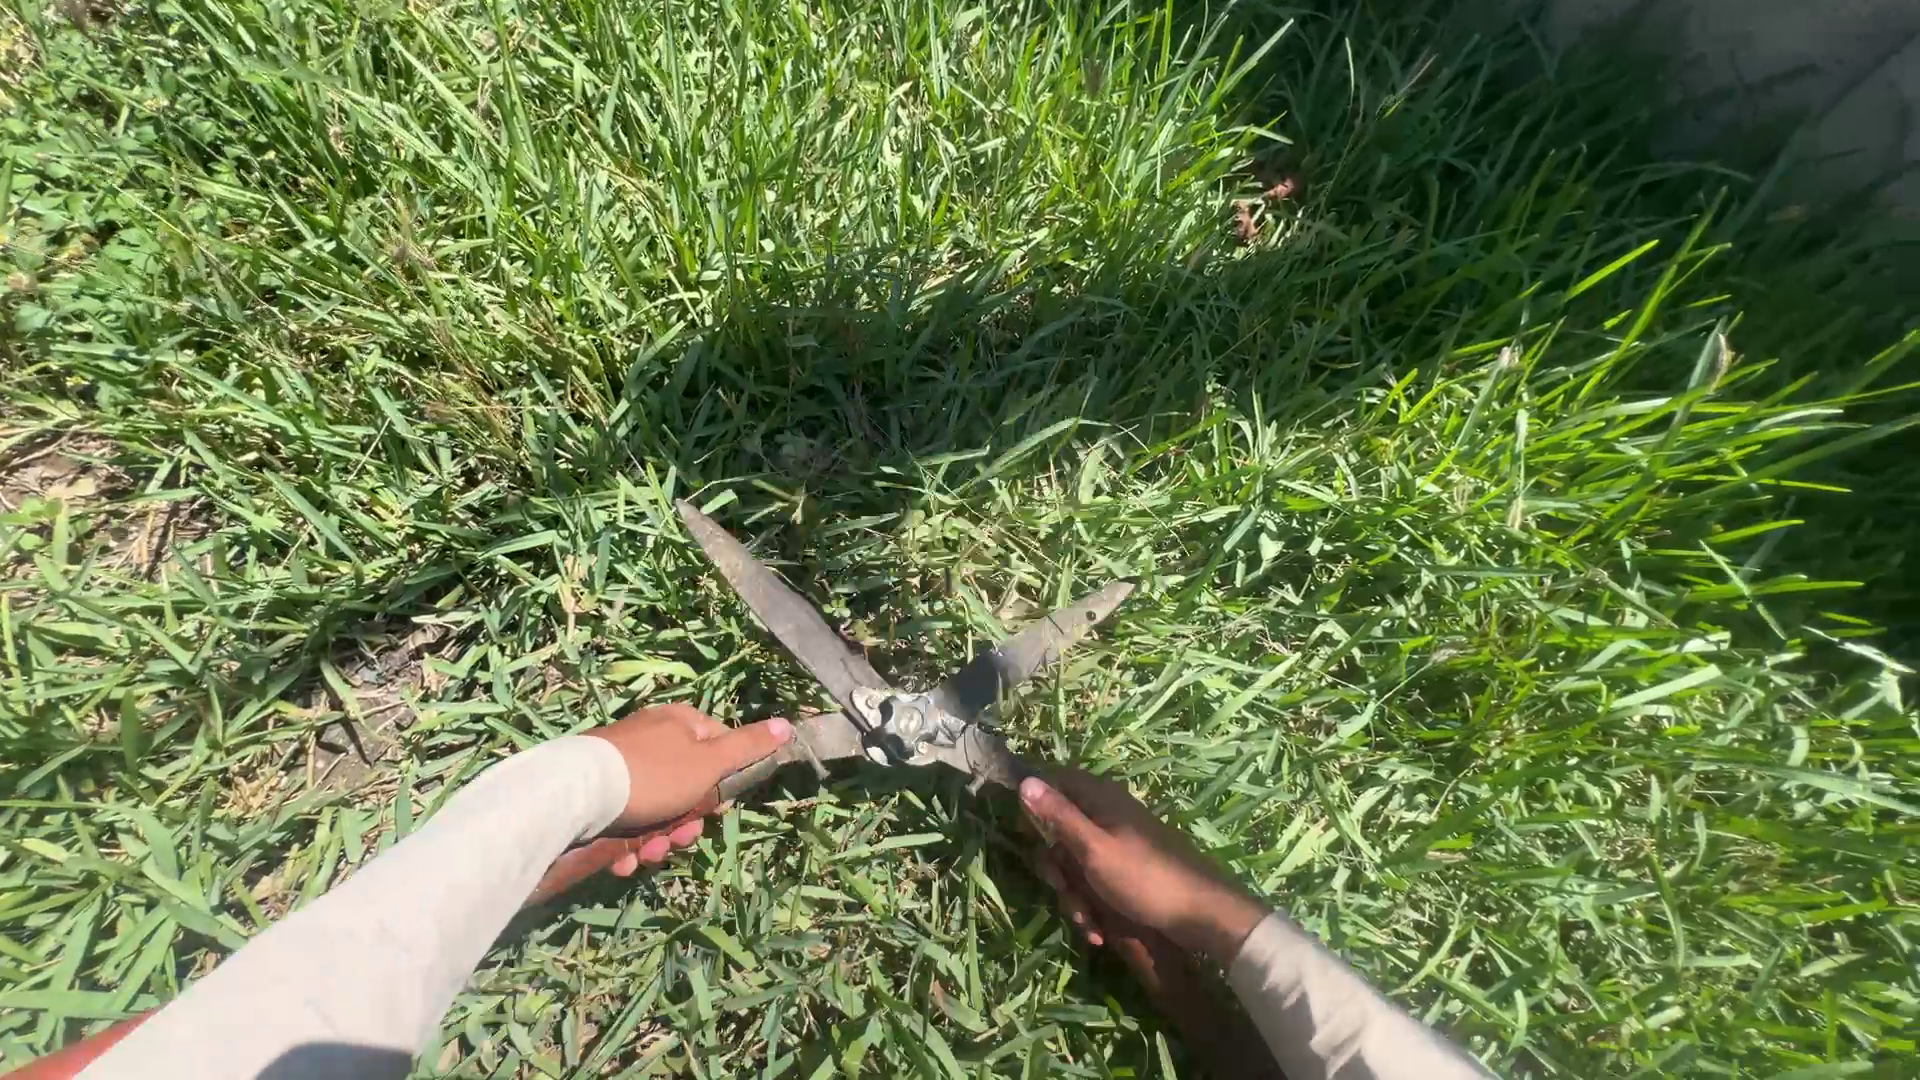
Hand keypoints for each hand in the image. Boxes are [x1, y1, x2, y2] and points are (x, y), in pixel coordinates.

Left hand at [526, 704, 791, 902]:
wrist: (572, 795)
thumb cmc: (653, 776)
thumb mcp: (710, 763)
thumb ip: (748, 747)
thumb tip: (787, 725)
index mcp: (682, 723)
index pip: (720, 747)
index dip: (723, 783)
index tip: (716, 811)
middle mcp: (653, 736)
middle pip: (688, 782)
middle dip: (688, 820)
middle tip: (680, 840)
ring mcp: (622, 762)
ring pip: (658, 805)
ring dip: (660, 837)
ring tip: (647, 855)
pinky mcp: (596, 787)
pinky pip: (625, 814)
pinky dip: (630, 840)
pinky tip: (624, 859)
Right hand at [1020, 769, 1267, 963]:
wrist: (1202, 915)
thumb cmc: (1143, 877)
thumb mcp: (1093, 848)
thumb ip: (1058, 815)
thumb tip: (1025, 781)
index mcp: (1099, 798)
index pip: (1054, 782)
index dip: (1035, 806)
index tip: (1027, 835)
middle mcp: (1107, 813)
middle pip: (1060, 829)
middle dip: (1056, 866)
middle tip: (1062, 886)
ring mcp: (1118, 842)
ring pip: (1076, 861)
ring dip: (1074, 894)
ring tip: (1088, 921)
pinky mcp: (1127, 869)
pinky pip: (1096, 880)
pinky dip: (1093, 904)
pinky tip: (1099, 930)